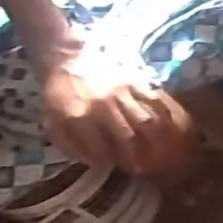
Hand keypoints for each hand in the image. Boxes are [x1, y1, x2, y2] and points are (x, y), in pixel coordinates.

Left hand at [42, 49, 194, 172]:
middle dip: (137, 156)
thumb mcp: (52, 120)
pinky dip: (165, 116)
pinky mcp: (136, 80)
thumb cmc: (61, 91)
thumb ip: (70, 144)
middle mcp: (104, 106)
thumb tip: (96, 161)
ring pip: (146, 120)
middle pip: (128, 138)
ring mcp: (122, 92)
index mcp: (79, 117)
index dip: (110, 162)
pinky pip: (156, 101)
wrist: (70, 56)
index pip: (101, 150)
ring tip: (160, 151)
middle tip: (142, 166)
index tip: (116, 166)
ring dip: (155, 140)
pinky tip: (170, 126)